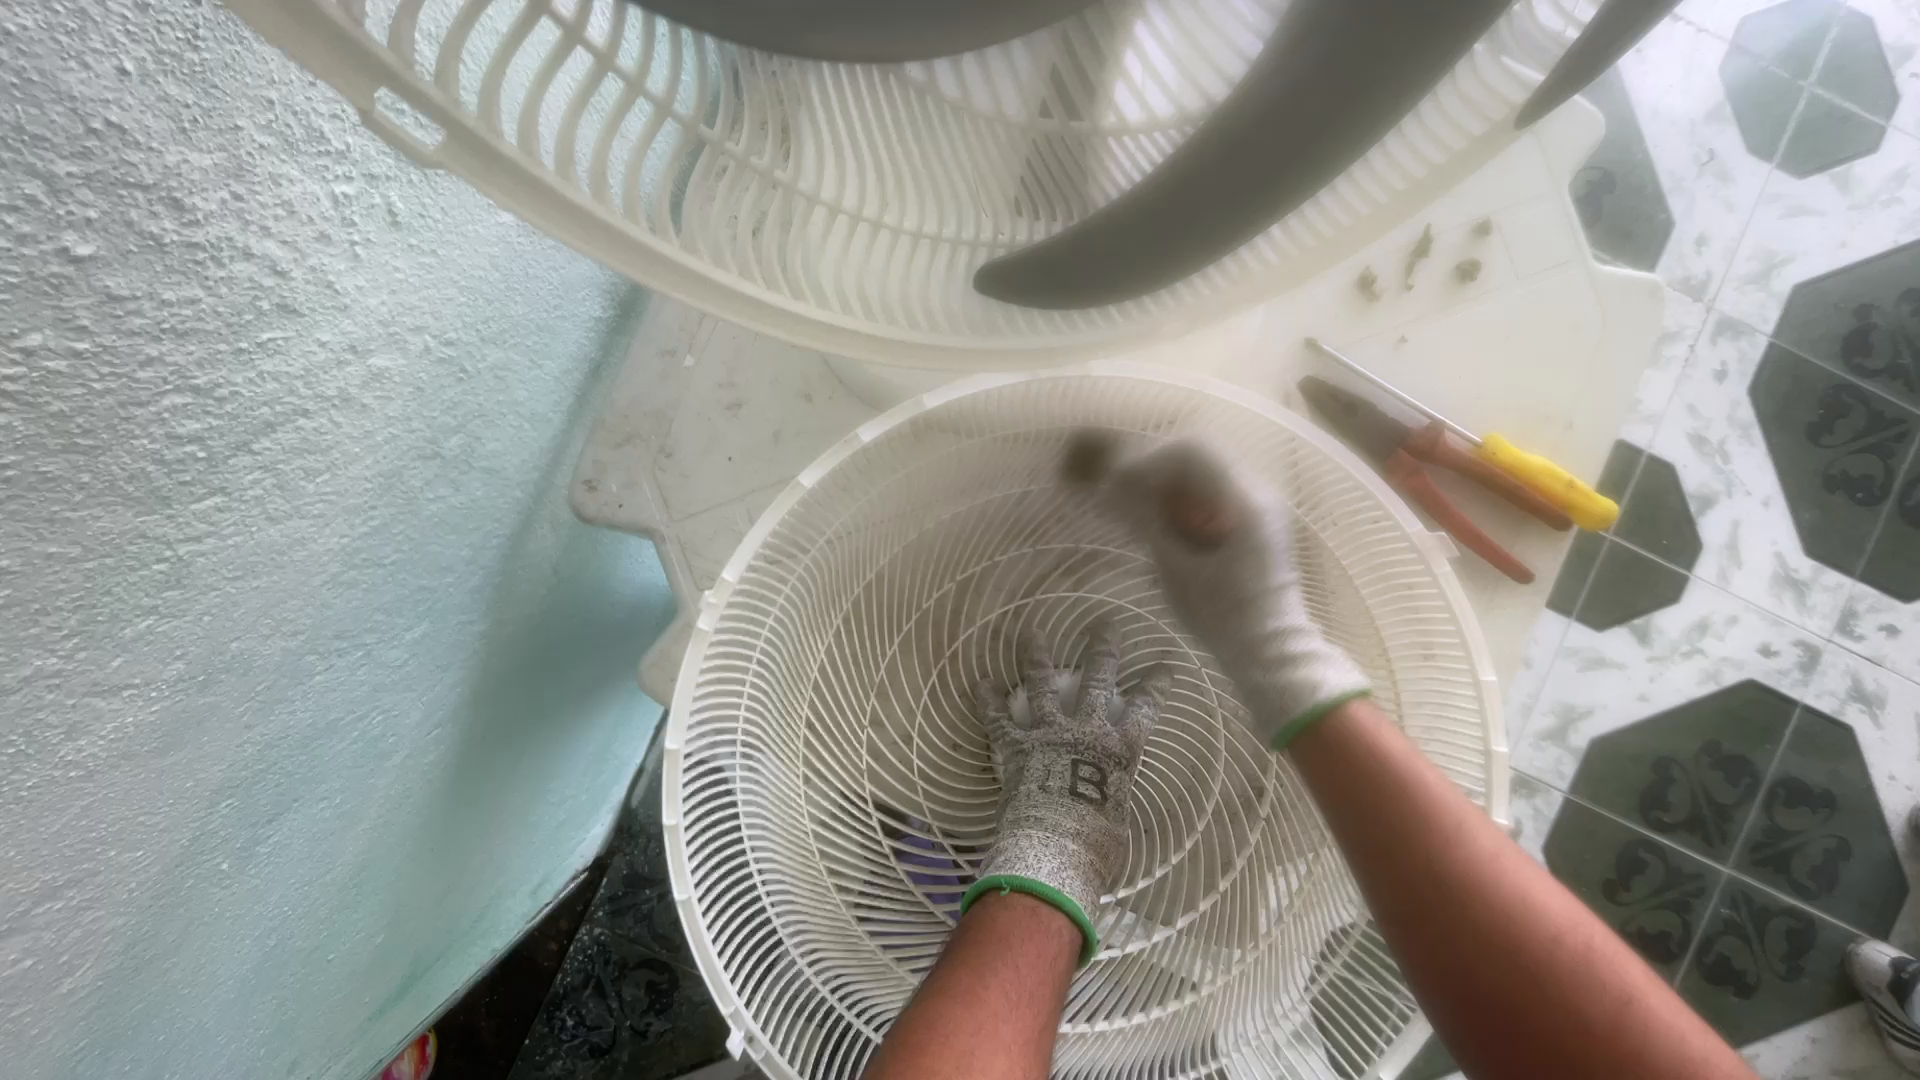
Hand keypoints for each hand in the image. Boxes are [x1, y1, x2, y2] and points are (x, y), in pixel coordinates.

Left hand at [960, 622, 1168, 966]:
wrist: (1055, 851)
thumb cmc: (1095, 846)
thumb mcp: (1118, 823)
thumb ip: (1112, 802)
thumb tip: (1108, 809)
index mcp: (1121, 751)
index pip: (1146, 710)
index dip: (1157, 686)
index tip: (1165, 664)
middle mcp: (1088, 731)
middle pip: (1099, 679)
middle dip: (1103, 648)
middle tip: (1105, 623)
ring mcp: (1050, 733)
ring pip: (1043, 684)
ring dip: (1037, 656)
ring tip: (1033, 633)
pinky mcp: (1017, 746)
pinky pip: (998, 719)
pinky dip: (987, 702)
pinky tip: (979, 682)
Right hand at [1064, 432, 1370, 750]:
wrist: (1270, 650)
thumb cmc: (1223, 616)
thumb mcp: (1175, 567)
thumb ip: (1146, 520)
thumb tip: (1110, 489)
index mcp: (1242, 499)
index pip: (1190, 450)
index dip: (1145, 459)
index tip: (1115, 484)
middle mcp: (1256, 490)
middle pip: (1197, 454)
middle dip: (1152, 466)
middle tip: (1118, 492)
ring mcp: (1258, 503)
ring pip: (1203, 469)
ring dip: (1164, 480)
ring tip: (1132, 505)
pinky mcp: (1253, 519)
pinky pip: (1212, 490)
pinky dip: (1181, 495)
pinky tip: (1158, 518)